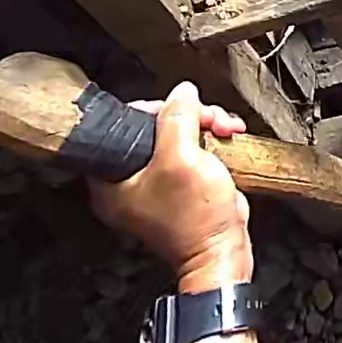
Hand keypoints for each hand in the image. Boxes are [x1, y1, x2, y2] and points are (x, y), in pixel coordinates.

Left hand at [88, 82, 252, 290]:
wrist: (224, 250)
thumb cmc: (196, 218)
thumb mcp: (183, 157)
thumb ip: (178, 119)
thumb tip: (182, 92)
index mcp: (112, 180)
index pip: (125, 125)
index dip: (157, 109)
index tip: (182, 109)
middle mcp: (130, 181)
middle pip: (158, 126)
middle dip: (192, 117)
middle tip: (212, 121)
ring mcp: (159, 183)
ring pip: (181, 134)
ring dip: (208, 125)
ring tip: (228, 129)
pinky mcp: (184, 185)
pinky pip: (195, 149)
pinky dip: (213, 140)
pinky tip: (229, 138)